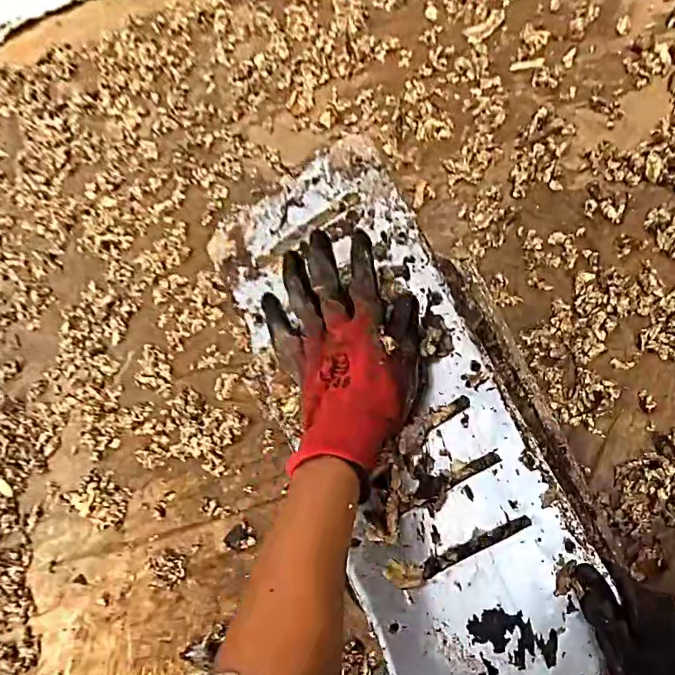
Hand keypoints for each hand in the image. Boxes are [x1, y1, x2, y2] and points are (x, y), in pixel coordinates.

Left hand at [262, 228, 418, 480]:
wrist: (345, 437)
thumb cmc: (380, 408)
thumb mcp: (405, 371)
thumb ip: (405, 333)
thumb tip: (406, 302)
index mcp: (366, 330)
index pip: (365, 285)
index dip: (362, 259)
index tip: (358, 238)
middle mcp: (337, 331)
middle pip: (327, 286)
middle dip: (321, 258)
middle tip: (315, 237)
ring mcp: (315, 347)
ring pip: (301, 304)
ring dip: (295, 278)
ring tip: (290, 257)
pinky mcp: (300, 365)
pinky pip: (283, 336)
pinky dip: (275, 317)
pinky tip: (268, 302)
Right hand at [570, 564, 674, 674]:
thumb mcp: (624, 656)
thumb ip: (606, 621)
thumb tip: (587, 592)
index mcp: (645, 604)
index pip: (615, 574)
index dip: (592, 571)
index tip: (573, 570)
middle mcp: (660, 602)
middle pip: (625, 587)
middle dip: (603, 589)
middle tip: (579, 598)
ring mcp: (670, 615)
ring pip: (635, 602)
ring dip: (616, 607)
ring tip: (596, 621)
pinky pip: (644, 615)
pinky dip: (629, 620)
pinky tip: (620, 639)